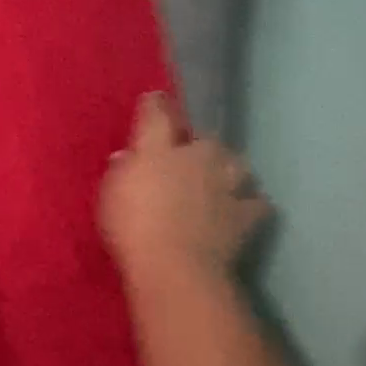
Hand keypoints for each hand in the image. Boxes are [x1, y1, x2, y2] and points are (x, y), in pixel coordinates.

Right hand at [99, 92, 269, 284]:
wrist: (175, 265)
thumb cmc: (131, 226)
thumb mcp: (110, 194)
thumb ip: (122, 171)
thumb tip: (129, 157)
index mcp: (158, 149)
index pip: (158, 114)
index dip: (156, 105)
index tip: (155, 99)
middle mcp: (198, 157)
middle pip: (205, 140)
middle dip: (198, 145)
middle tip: (186, 158)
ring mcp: (228, 185)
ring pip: (237, 165)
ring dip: (228, 169)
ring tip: (219, 180)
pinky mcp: (249, 214)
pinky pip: (255, 202)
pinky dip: (248, 203)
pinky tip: (239, 209)